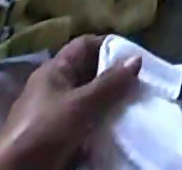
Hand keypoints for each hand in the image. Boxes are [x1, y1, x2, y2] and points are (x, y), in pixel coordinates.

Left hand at [0, 34, 142, 169]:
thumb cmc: (44, 131)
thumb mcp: (79, 106)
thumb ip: (108, 84)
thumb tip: (136, 58)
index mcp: (54, 69)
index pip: (85, 45)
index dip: (108, 46)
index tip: (133, 57)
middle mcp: (53, 85)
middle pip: (87, 72)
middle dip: (111, 77)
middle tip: (138, 84)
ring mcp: (52, 112)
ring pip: (86, 99)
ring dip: (106, 103)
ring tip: (132, 107)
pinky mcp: (54, 137)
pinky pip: (82, 122)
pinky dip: (97, 124)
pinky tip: (113, 130)